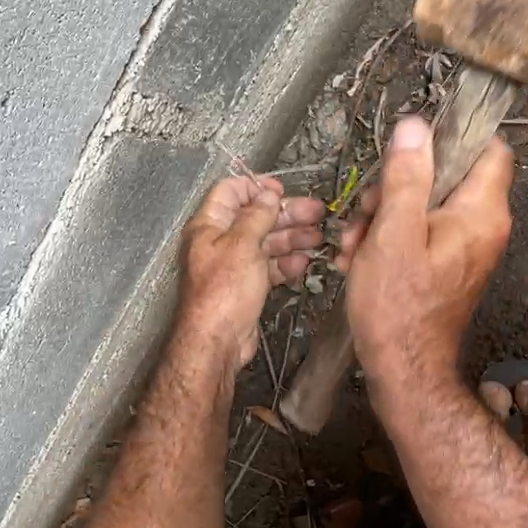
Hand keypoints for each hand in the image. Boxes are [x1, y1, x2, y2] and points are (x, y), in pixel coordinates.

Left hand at [176, 174, 324, 368]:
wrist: (217, 341)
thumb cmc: (224, 290)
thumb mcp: (242, 244)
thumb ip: (257, 216)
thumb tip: (268, 194)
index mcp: (209, 225)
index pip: (230, 192)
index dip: (256, 187)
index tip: (282, 190)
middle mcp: (219, 242)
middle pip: (254, 218)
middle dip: (285, 214)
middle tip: (316, 213)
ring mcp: (233, 266)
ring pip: (265, 244)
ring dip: (291, 238)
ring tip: (318, 237)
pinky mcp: (245, 287)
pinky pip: (267, 268)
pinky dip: (284, 263)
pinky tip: (303, 262)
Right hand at [340, 117, 512, 405]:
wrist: (402, 369)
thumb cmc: (398, 308)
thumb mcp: (393, 233)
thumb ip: (406, 178)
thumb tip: (415, 127)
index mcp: (480, 214)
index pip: (488, 149)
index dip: (449, 141)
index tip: (406, 154)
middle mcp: (482, 229)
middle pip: (445, 179)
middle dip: (396, 189)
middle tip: (365, 212)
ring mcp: (464, 251)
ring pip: (424, 209)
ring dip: (382, 218)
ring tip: (354, 245)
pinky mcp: (445, 270)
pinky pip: (419, 238)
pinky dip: (389, 242)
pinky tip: (360, 261)